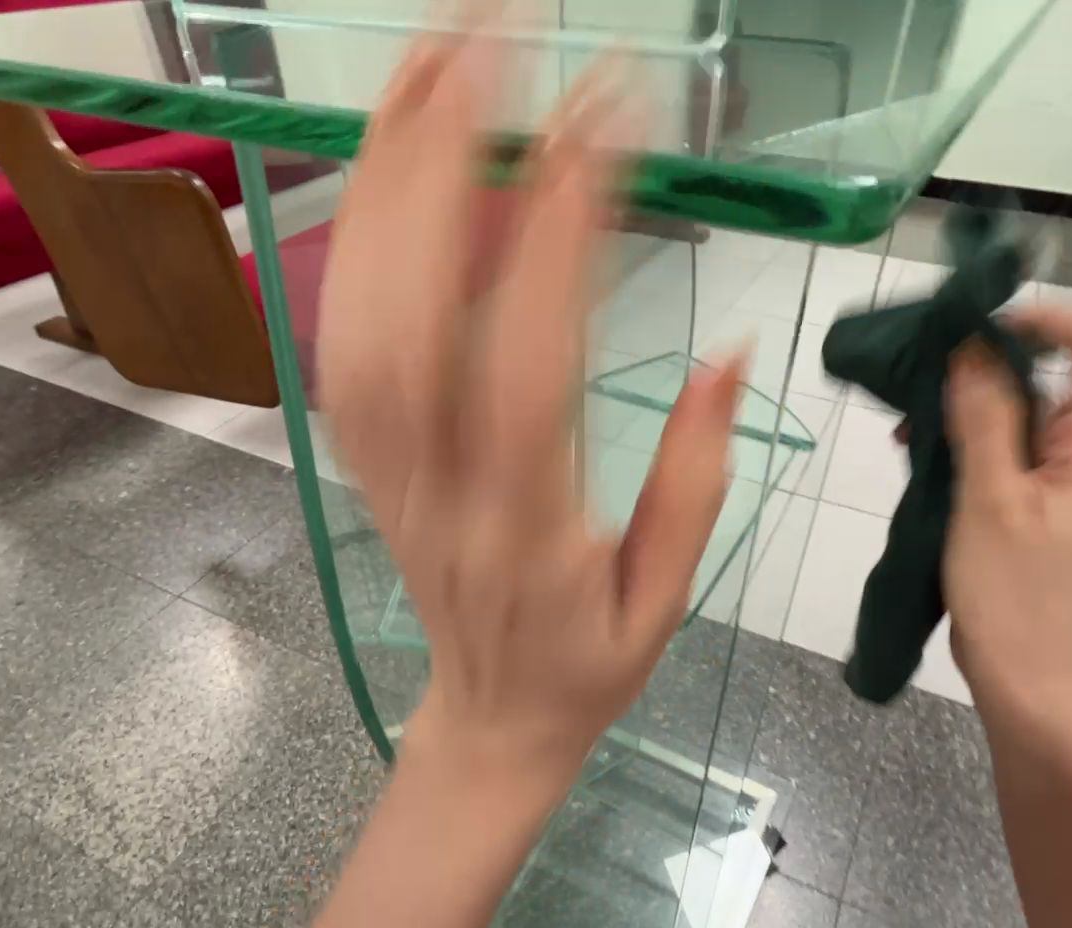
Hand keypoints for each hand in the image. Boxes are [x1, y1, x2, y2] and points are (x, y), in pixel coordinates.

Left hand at [315, 31, 743, 792]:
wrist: (490, 716)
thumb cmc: (589, 667)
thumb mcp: (667, 598)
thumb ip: (694, 479)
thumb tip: (729, 355)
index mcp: (527, 529)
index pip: (530, 362)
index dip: (563, 235)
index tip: (604, 121)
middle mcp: (437, 488)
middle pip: (409, 317)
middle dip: (442, 164)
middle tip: (483, 42)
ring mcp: (384, 470)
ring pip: (355, 317)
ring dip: (383, 180)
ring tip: (423, 66)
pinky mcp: (364, 458)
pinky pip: (342, 340)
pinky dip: (357, 237)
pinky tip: (388, 162)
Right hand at [943, 306, 1071, 718]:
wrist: (1014, 667)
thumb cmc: (1009, 590)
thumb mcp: (990, 499)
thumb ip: (984, 419)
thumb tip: (969, 347)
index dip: (1048, 322)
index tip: (977, 334)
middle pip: (1046, 370)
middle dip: (983, 363)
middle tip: (921, 375)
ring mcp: (1049, 470)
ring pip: (1011, 407)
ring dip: (960, 404)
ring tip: (906, 422)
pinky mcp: (1019, 492)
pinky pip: (992, 443)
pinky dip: (955, 436)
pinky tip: (912, 448)